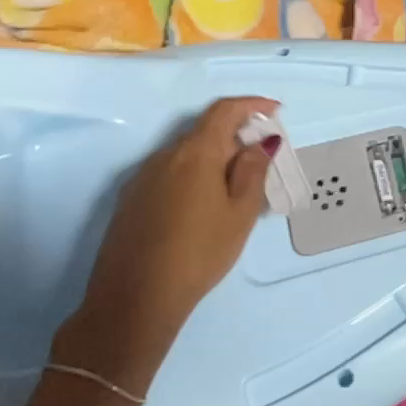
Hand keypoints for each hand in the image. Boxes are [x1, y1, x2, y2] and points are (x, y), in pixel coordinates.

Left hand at [51, 97, 277, 392]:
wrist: (134, 300)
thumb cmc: (199, 253)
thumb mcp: (240, 213)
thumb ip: (252, 171)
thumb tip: (260, 142)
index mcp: (195, 153)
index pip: (224, 110)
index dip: (252, 105)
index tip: (275, 112)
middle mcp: (164, 156)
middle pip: (204, 132)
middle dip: (236, 137)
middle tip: (262, 160)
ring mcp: (142, 178)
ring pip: (186, 156)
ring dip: (213, 160)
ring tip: (235, 190)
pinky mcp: (130, 202)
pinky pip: (169, 175)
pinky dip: (193, 177)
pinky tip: (202, 209)